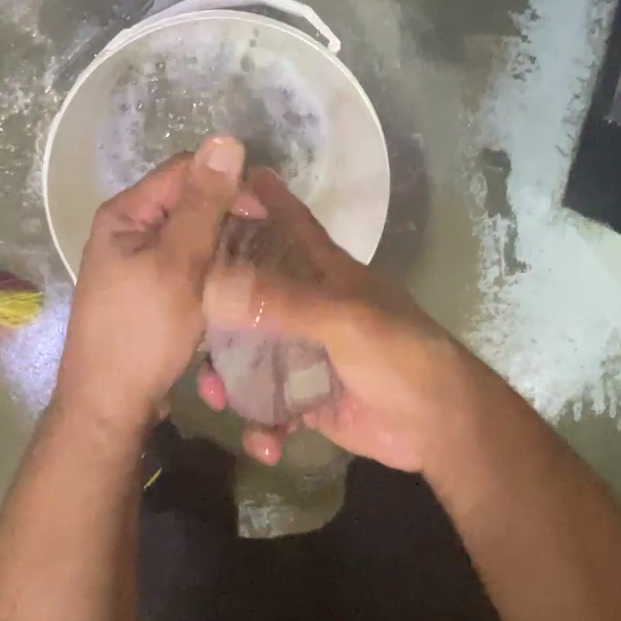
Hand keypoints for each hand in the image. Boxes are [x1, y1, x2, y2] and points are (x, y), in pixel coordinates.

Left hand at [56, 135, 246, 433]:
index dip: (228, 183)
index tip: (266, 214)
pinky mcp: (152, 289)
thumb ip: (203, 205)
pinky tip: (238, 283)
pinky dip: (214, 266)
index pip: (186, 171)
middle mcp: (129, 229)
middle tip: (269, 244)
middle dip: (230, 214)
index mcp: (125, 213)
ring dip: (225, 242)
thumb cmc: (141, 334)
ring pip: (194, 234)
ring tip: (260, 263)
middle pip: (190, 200)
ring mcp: (139, 261)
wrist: (109, 406)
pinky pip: (190, 262)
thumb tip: (228, 139)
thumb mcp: (177, 265)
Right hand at [198, 169, 496, 474]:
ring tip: (213, 396)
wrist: (439, 425)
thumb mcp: (343, 319)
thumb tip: (213, 284)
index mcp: (329, 275)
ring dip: (230, 378)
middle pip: (255, 296)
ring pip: (253, 356)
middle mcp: (314, 308)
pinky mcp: (310, 400)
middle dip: (218, 310)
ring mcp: (309, 356)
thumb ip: (281, 302)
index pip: (294, 227)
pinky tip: (265, 442)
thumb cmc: (399, 354)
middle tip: (181, 321)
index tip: (233, 178)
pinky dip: (264, 425)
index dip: (268, 202)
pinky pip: (272, 407)